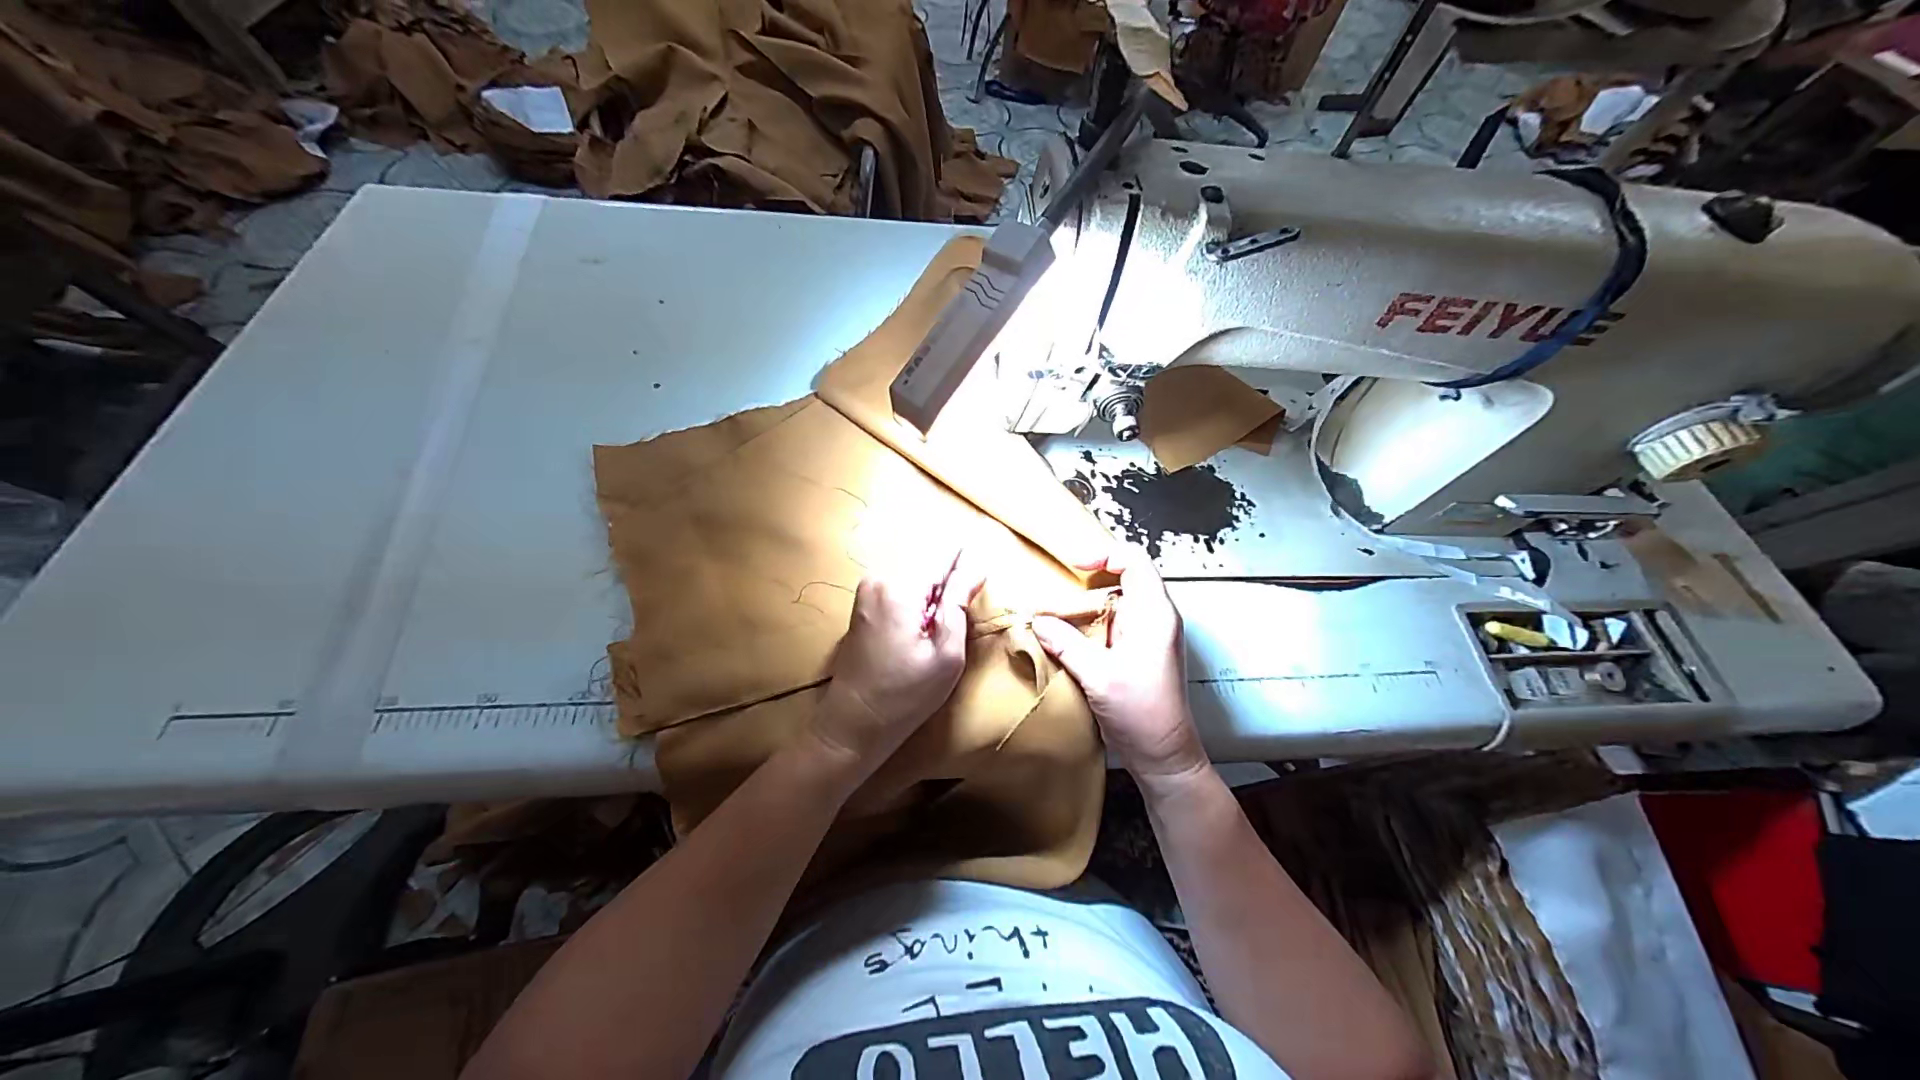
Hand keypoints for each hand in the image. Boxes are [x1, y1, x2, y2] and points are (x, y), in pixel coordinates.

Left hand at [813, 548, 984, 769]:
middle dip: (948, 584)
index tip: (981, 579)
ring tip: (934, 633)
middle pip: (929, 563)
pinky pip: (901, 587)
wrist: (853, 723)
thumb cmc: (904, 696)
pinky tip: (918, 633)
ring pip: (916, 575)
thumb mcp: (946, 653)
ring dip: (933, 595)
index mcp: (898, 588)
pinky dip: (917, 603)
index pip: (943, 554)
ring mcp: (866, 588)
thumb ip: (959, 601)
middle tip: (952, 625)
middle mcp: (877, 578)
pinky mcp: (863, 601)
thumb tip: (975, 564)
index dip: (966, 563)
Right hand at [1032, 544, 1205, 781]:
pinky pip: (1113, 624)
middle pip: (1125, 577)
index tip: (1075, 563)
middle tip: (1059, 582)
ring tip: (1057, 609)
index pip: (1135, 561)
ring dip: (1088, 602)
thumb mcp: (1098, 676)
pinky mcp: (1137, 653)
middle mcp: (1155, 619)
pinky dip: (1090, 623)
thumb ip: (1066, 644)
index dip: (1104, 553)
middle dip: (1090, 577)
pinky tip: (1067, 635)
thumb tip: (1039, 621)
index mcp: (1155, 615)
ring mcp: (1147, 636)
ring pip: (1117, 602)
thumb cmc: (1144, 716)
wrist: (1163, 756)